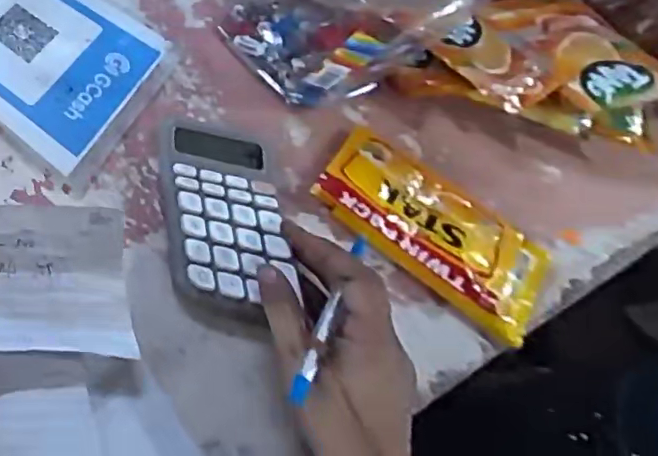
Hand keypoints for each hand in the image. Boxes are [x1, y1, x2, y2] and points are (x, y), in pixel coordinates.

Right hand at [258, 222, 416, 455]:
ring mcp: (387, 360)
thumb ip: (285, 316)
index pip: (358, 278)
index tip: (285, 231)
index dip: (322, 248)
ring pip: (357, 306)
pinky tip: (298, 306)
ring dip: (321, 281)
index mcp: (376, 339)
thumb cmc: (336, 425)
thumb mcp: (300, 368)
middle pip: (360, 287)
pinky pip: (354, 325)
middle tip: (280, 240)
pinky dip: (326, 306)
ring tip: (282, 263)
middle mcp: (389, 344)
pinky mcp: (378, 374)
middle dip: (320, 258)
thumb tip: (267, 269)